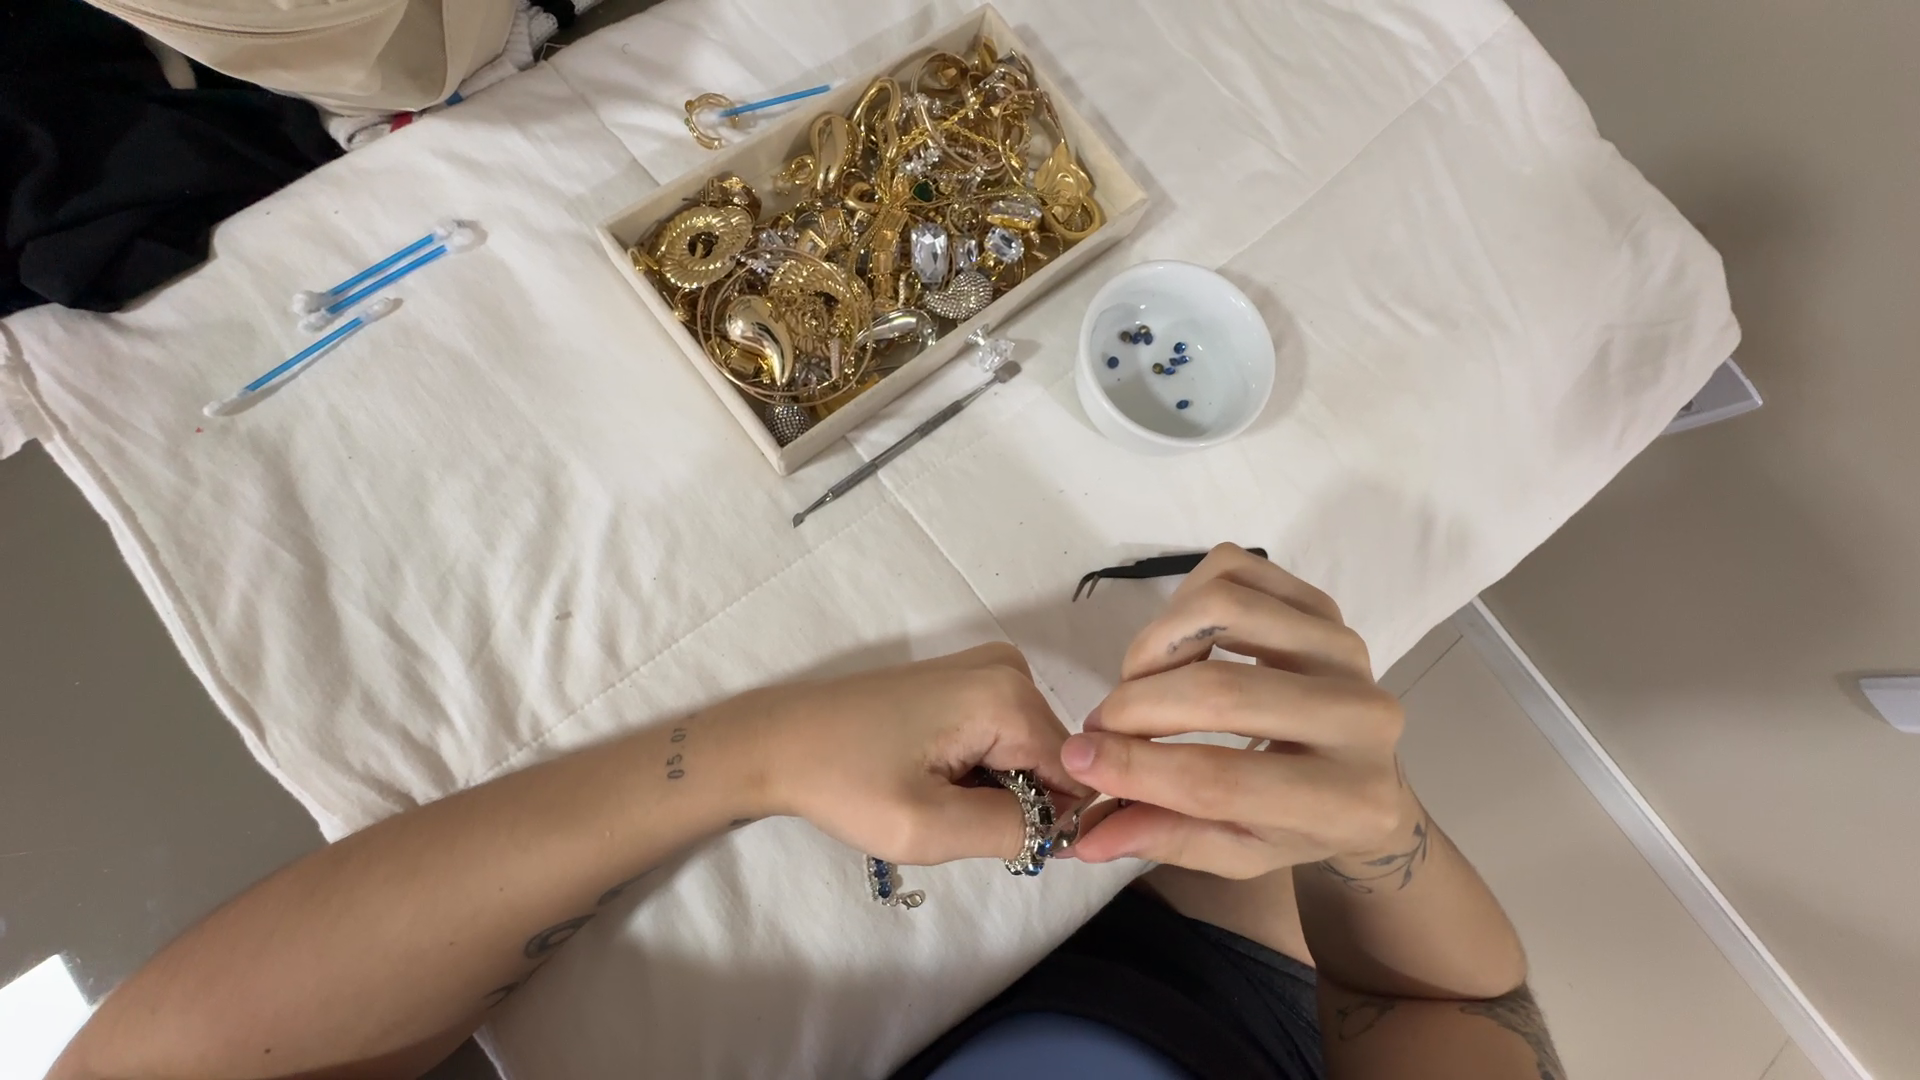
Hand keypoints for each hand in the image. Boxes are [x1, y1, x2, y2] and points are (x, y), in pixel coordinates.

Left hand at [741, 643, 1085, 865]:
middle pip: (1052, 760)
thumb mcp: (928, 827)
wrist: (780, 740)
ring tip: (938, 794)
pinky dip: (982, 766)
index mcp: (1006, 696)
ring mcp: (988, 666)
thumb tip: (1068, 830)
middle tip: (953, 818)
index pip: (1075, 776)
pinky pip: (1005, 733)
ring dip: (996, 787)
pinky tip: (936, 772)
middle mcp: (1008, 668)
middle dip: (1017, 803)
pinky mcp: (968, 676)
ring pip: (1029, 751)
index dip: (1048, 823)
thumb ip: (1012, 831)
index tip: (1000, 846)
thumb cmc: (846, 781)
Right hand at [1060, 544, 1409, 878]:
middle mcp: (1361, 718)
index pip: (1220, 781)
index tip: (1077, 760)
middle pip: (1220, 691)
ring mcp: (1345, 649)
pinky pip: (1233, 569)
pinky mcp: (1324, 606)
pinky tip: (1178, 641)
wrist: (1362, 772)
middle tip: (1100, 723)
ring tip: (1140, 680)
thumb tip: (1081, 837)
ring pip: (1223, 609)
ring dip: (1156, 645)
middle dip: (1136, 706)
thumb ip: (1163, 839)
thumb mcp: (1236, 851)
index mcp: (1345, 800)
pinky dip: (1184, 600)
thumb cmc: (1295, 820)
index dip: (1136, 769)